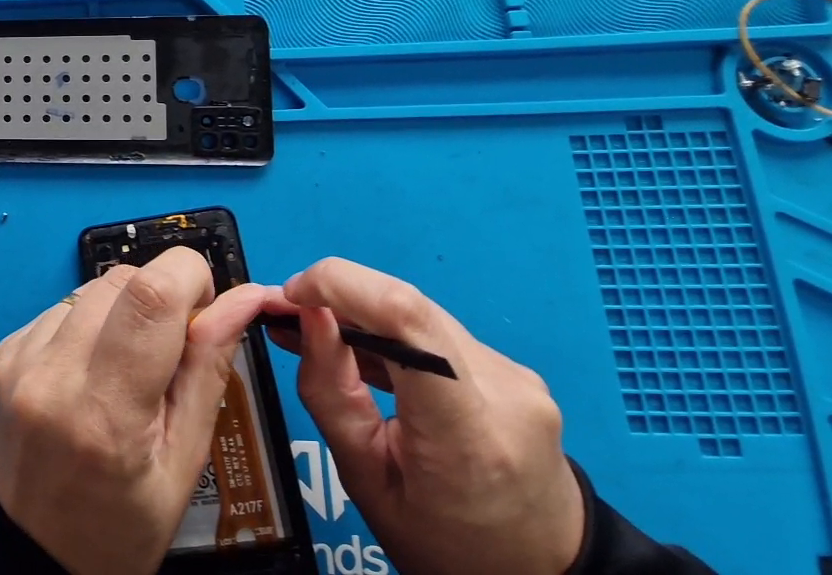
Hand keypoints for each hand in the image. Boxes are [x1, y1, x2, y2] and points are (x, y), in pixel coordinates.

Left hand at [0, 247, 269, 574]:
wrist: (24, 553)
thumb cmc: (120, 523)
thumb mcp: (183, 463)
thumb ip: (208, 370)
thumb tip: (242, 297)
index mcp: (105, 411)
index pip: (150, 294)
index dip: (189, 276)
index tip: (205, 305)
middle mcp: (51, 373)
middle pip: (121, 281)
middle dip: (160, 296)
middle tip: (170, 348)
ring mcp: (18, 359)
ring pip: (89, 289)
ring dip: (121, 311)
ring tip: (125, 369)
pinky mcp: (1, 353)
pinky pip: (60, 309)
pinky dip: (87, 326)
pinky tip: (89, 373)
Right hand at [269, 258, 584, 574]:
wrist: (544, 571)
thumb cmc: (445, 544)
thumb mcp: (367, 482)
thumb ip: (331, 394)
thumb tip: (308, 316)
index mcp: (466, 433)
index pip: (407, 319)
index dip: (341, 285)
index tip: (292, 296)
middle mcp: (503, 389)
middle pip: (407, 310)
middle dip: (338, 299)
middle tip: (287, 318)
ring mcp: (516, 376)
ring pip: (419, 316)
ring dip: (362, 316)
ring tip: (314, 336)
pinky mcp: (514, 370)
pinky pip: (437, 334)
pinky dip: (392, 335)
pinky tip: (362, 352)